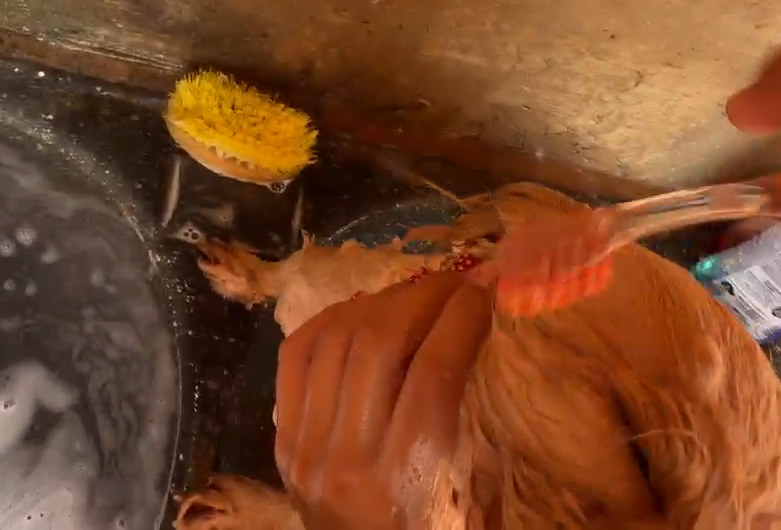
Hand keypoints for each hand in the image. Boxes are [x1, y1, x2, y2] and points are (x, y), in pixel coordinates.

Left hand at [275, 273, 491, 529]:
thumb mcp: (477, 501)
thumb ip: (479, 425)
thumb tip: (498, 327)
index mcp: (404, 485)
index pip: (433, 372)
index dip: (463, 317)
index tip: (488, 288)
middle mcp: (345, 461)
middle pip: (381, 343)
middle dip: (425, 296)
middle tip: (456, 280)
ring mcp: (304, 447)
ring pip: (339, 337)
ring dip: (383, 299)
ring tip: (417, 291)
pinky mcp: (282, 439)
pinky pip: (298, 353)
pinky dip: (331, 318)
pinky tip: (364, 309)